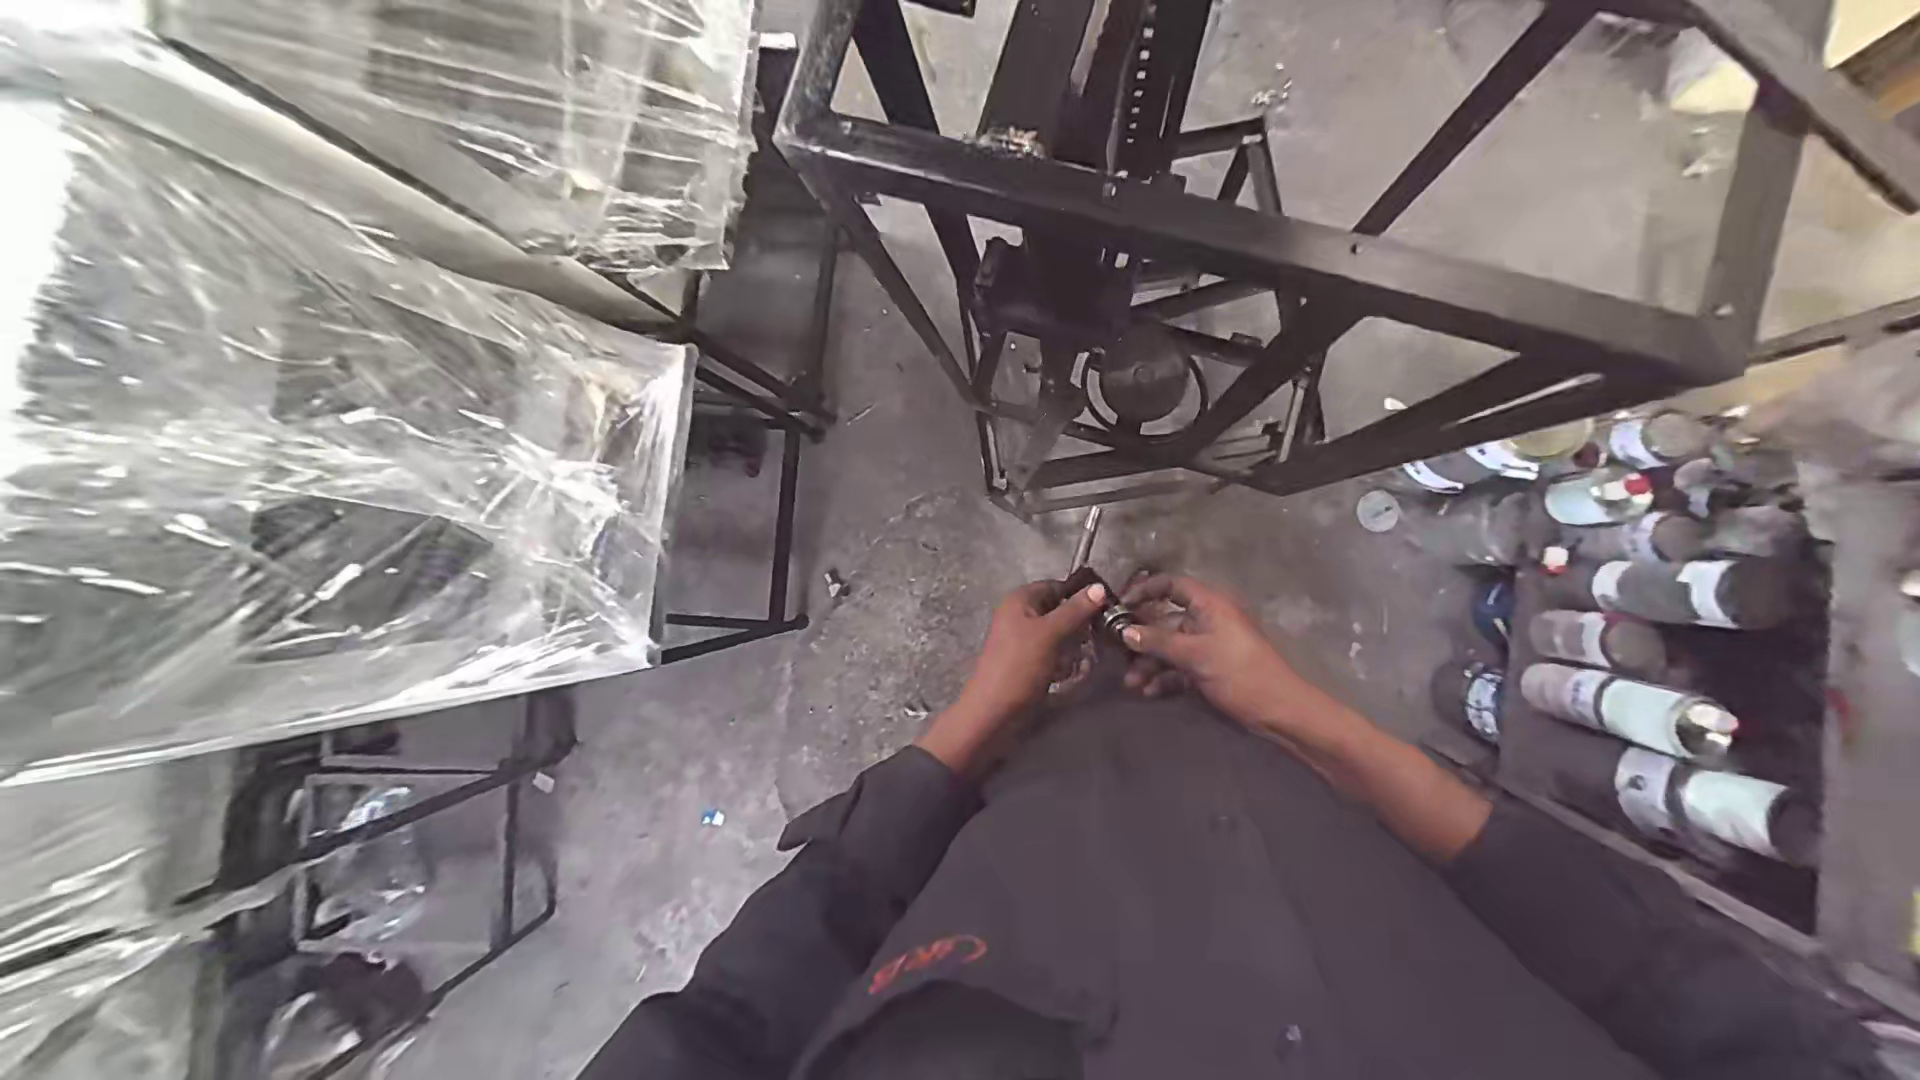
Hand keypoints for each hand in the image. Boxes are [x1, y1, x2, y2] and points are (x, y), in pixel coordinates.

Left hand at [916, 579, 1106, 772]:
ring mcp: (1022, 640)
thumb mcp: (1050, 633)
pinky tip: (1070, 673)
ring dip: (1073, 646)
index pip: (1057, 586)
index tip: (1106, 609)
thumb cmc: (1020, 666)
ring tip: (1082, 660)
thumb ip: (1075, 610)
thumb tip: (1100, 587)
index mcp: (1020, 600)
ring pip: (1059, 635)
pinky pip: (1052, 654)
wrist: (994, 712)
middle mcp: (1020, 615)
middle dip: (1078, 625)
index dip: (1080, 595)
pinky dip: (1063, 661)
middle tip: (1096, 638)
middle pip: (1059, 611)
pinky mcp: (1027, 662)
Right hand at [1118, 574, 1317, 727]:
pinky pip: (1179, 666)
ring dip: (1149, 662)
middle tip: (1117, 651)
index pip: (1171, 585)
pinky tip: (1148, 691)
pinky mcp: (1209, 667)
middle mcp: (1207, 619)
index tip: (1121, 606)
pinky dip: (1164, 676)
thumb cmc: (1239, 672)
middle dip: (1141, 637)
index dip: (1145, 590)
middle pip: (1165, 619)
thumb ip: (1157, 641)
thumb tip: (1124, 632)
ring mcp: (1208, 644)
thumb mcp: (1194, 655)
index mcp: (1209, 605)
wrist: (1279, 710)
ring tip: (1131, 682)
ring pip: (1170, 646)